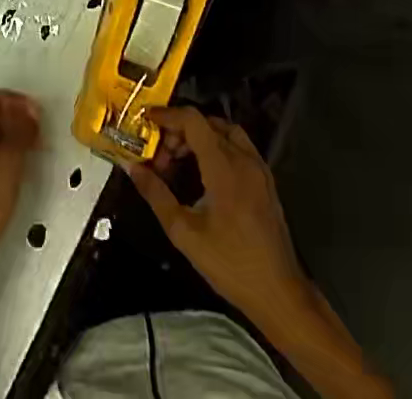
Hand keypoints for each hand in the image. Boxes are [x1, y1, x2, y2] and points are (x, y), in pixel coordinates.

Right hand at [126, 107, 308, 314]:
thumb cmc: (230, 263)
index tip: (145, 122)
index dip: (167, 116)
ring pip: (225, 133)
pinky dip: (215, 147)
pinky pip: (238, 148)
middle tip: (160, 153)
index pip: (194, 121)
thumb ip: (155, 193)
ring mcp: (260, 172)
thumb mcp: (183, 230)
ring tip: (178, 160)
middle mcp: (245, 162)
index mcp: (225, 169)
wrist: (280, 295)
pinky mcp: (266, 184)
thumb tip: (131, 166)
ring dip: (198, 137)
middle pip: (208, 123)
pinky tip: (201, 173)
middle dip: (179, 130)